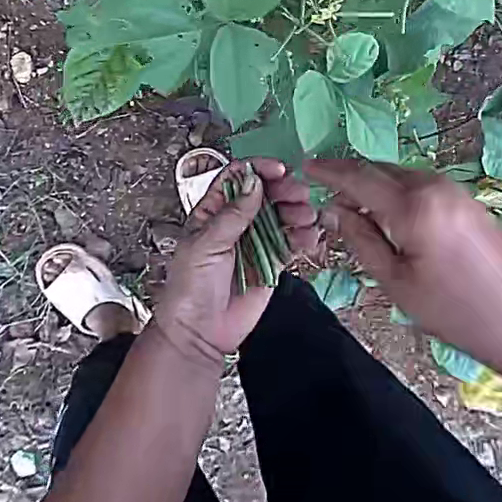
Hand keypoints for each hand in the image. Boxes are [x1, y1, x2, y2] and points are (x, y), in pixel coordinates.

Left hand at [151, 158, 319, 369]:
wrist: (199, 332)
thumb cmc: (191, 285)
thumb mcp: (206, 244)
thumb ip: (233, 214)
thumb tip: (254, 181)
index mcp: (214, 210)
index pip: (237, 178)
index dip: (258, 169)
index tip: (279, 169)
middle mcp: (237, 220)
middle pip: (265, 193)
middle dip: (284, 189)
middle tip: (299, 193)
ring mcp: (256, 240)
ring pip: (281, 215)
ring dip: (297, 211)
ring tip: (307, 217)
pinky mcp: (272, 261)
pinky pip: (291, 242)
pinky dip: (303, 236)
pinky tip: (310, 236)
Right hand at [305, 159, 501, 355]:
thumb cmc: (459, 311)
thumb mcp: (398, 283)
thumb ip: (361, 239)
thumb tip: (336, 209)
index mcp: (412, 204)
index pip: (358, 176)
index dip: (328, 170)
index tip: (305, 166)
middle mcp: (431, 185)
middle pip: (377, 169)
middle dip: (348, 176)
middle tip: (324, 192)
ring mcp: (452, 188)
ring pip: (397, 175)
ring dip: (371, 183)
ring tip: (351, 206)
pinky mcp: (464, 198)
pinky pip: (416, 184)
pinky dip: (393, 190)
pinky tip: (386, 212)